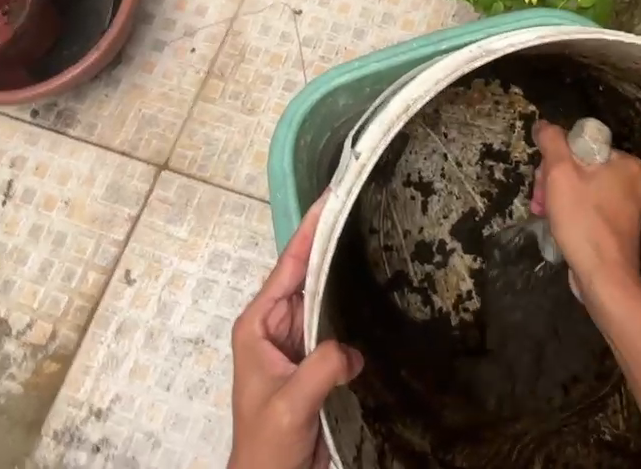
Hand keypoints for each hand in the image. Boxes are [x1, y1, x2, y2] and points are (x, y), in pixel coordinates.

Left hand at [229, 194, 363, 468]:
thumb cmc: (266, 447)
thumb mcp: (289, 405)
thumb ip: (320, 368)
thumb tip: (353, 348)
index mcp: (259, 324)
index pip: (288, 266)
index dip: (310, 231)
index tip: (331, 198)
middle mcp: (278, 324)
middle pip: (310, 273)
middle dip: (334, 241)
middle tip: (364, 207)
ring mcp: (299, 341)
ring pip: (326, 295)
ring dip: (348, 272)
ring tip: (378, 236)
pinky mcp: (318, 360)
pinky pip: (339, 322)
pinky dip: (357, 305)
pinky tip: (381, 289)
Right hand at [530, 120, 640, 302]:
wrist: (604, 279)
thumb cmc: (583, 220)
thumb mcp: (560, 173)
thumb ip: (551, 141)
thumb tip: (543, 124)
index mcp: (626, 163)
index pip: (580, 146)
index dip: (555, 160)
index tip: (543, 178)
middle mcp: (632, 183)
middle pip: (579, 168)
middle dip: (553, 182)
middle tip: (540, 200)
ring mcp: (626, 208)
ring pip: (581, 190)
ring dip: (556, 199)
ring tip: (543, 215)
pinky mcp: (617, 230)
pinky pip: (588, 210)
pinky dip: (570, 215)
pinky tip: (557, 227)